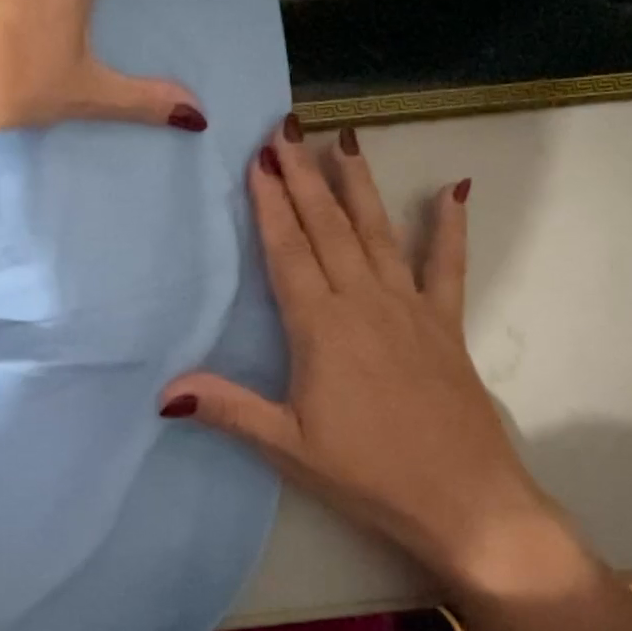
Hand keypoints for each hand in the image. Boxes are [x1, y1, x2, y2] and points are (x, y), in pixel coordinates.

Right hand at [159, 119, 559, 587]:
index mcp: (321, 326)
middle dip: (303, 175)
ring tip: (343, 139)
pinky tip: (455, 189)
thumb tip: (164, 393)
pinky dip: (450, 227)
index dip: (270, 203)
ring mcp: (409, 307)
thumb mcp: (288, 445)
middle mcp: (364, 301)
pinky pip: (447, 265)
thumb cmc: (368, 474)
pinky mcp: (445, 323)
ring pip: (377, 232)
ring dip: (356, 184)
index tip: (259, 159)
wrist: (467, 503)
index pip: (288, 250)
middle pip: (327, 227)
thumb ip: (228, 408)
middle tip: (286, 128)